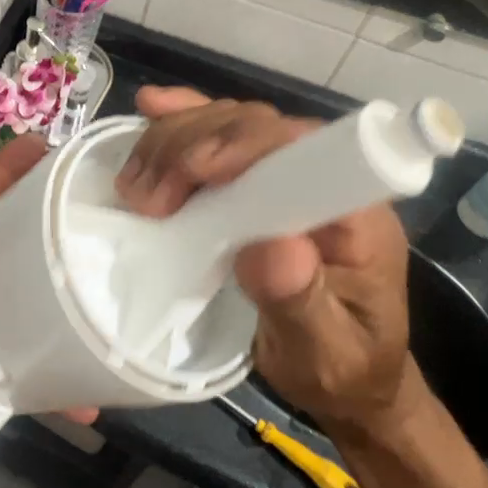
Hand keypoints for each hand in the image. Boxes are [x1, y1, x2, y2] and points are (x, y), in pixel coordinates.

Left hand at [0, 133, 98, 446]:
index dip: (6, 171)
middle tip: (106, 215)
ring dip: (68, 304)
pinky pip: (28, 367)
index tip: (46, 145)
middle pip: (18, 245)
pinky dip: (53, 383)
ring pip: (32, 302)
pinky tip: (87, 401)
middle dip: (55, 226)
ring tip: (119, 304)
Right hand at [117, 86, 415, 432]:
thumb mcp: (326, 354)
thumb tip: (274, 245)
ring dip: (173, 142)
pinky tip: (149, 109)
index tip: (197, 171)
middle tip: (147, 198)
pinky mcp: (253, 177)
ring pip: (227, 123)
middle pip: (255, 127)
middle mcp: (321, 176)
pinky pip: (217, 132)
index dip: (248, 144)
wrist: (344, 379)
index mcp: (353, 211)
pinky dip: (181, 120)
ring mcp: (286, 171)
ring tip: (134, 189)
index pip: (303, 148)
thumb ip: (303, 303)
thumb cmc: (341, 369)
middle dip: (193, 147)